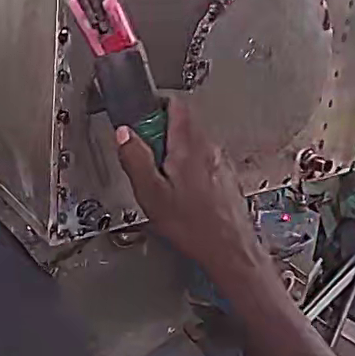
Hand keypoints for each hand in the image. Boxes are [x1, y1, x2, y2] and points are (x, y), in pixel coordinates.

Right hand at [115, 97, 268, 280]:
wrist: (230, 251)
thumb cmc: (194, 226)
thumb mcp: (151, 193)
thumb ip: (135, 158)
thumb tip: (124, 134)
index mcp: (189, 145)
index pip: (175, 105)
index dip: (155, 106)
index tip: (141, 121)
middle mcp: (209, 148)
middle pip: (182, 125)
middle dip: (161, 136)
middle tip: (146, 160)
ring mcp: (220, 162)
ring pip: (192, 145)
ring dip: (174, 155)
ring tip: (163, 183)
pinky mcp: (225, 178)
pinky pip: (202, 162)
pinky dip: (188, 170)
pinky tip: (181, 196)